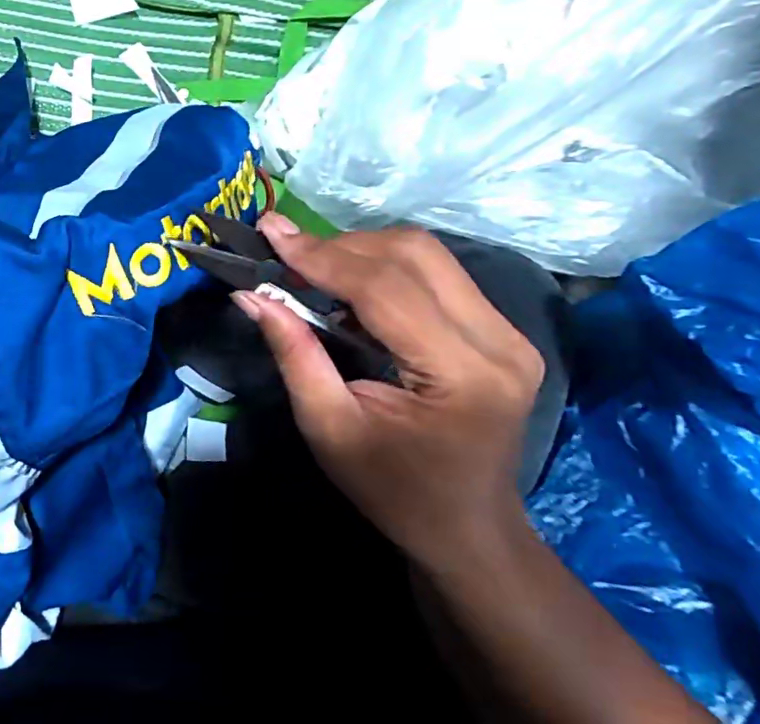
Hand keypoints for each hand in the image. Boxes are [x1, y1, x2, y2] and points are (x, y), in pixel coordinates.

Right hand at [231, 216, 543, 564]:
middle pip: (413, 255)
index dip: (321, 255)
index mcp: (462, 374)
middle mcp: (499, 342)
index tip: (268, 233)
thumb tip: (250, 293)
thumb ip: (293, 353)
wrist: (466, 527)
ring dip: (361, 250)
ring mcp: (509, 333)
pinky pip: (436, 273)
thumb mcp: (327, 426)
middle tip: (286, 254)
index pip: (385, 288)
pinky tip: (350, 285)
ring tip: (313, 268)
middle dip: (340, 245)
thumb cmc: (391, 488)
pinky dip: (383, 266)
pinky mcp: (502, 331)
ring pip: (426, 254)